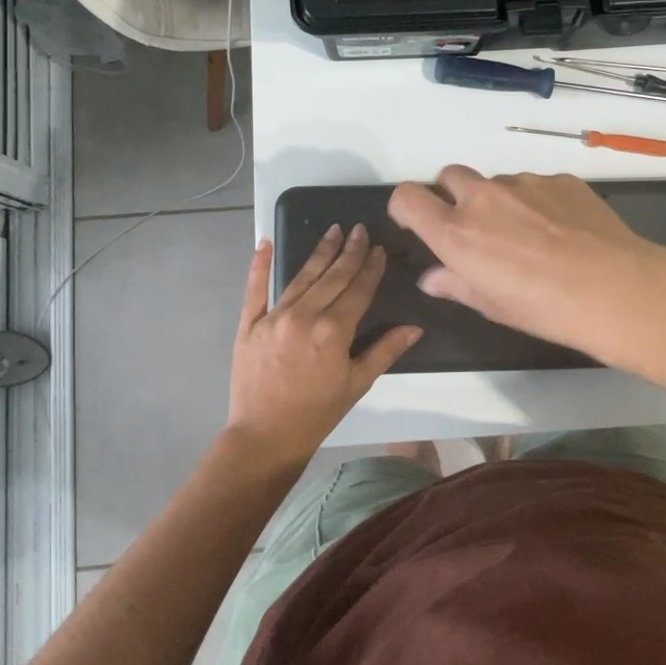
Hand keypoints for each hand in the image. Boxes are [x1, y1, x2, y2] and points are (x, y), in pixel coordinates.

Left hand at [226, 225, 421, 463]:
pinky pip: (255, 289)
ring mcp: (274, 317)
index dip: (370, 268)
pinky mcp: (250, 324)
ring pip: (301, 276)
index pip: (358, 290)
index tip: (378, 248)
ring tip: (332, 231)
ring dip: (319, 252)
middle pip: (332, 277)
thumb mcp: (357, 384)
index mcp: (333, 331)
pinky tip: (265, 243)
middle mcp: (304, 316)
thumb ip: (385, 351)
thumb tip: (415, 327)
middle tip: (359, 229)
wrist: (265, 436)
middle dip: (348, 251)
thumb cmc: (317, 413)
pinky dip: (259, 265)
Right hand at [387, 167, 665, 368]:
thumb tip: (432, 277)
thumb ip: (455, 284)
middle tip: (476, 229)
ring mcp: (524, 183)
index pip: (407, 197)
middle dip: (454, 196)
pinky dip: (539, 203)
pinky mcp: (560, 179)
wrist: (614, 288)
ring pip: (499, 182)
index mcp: (456, 231)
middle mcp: (484, 197)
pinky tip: (563, 232)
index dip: (406, 206)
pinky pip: (537, 185)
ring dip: (502, 202)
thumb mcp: (491, 305)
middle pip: (450, 176)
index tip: (416, 221)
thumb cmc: (543, 308)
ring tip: (532, 238)